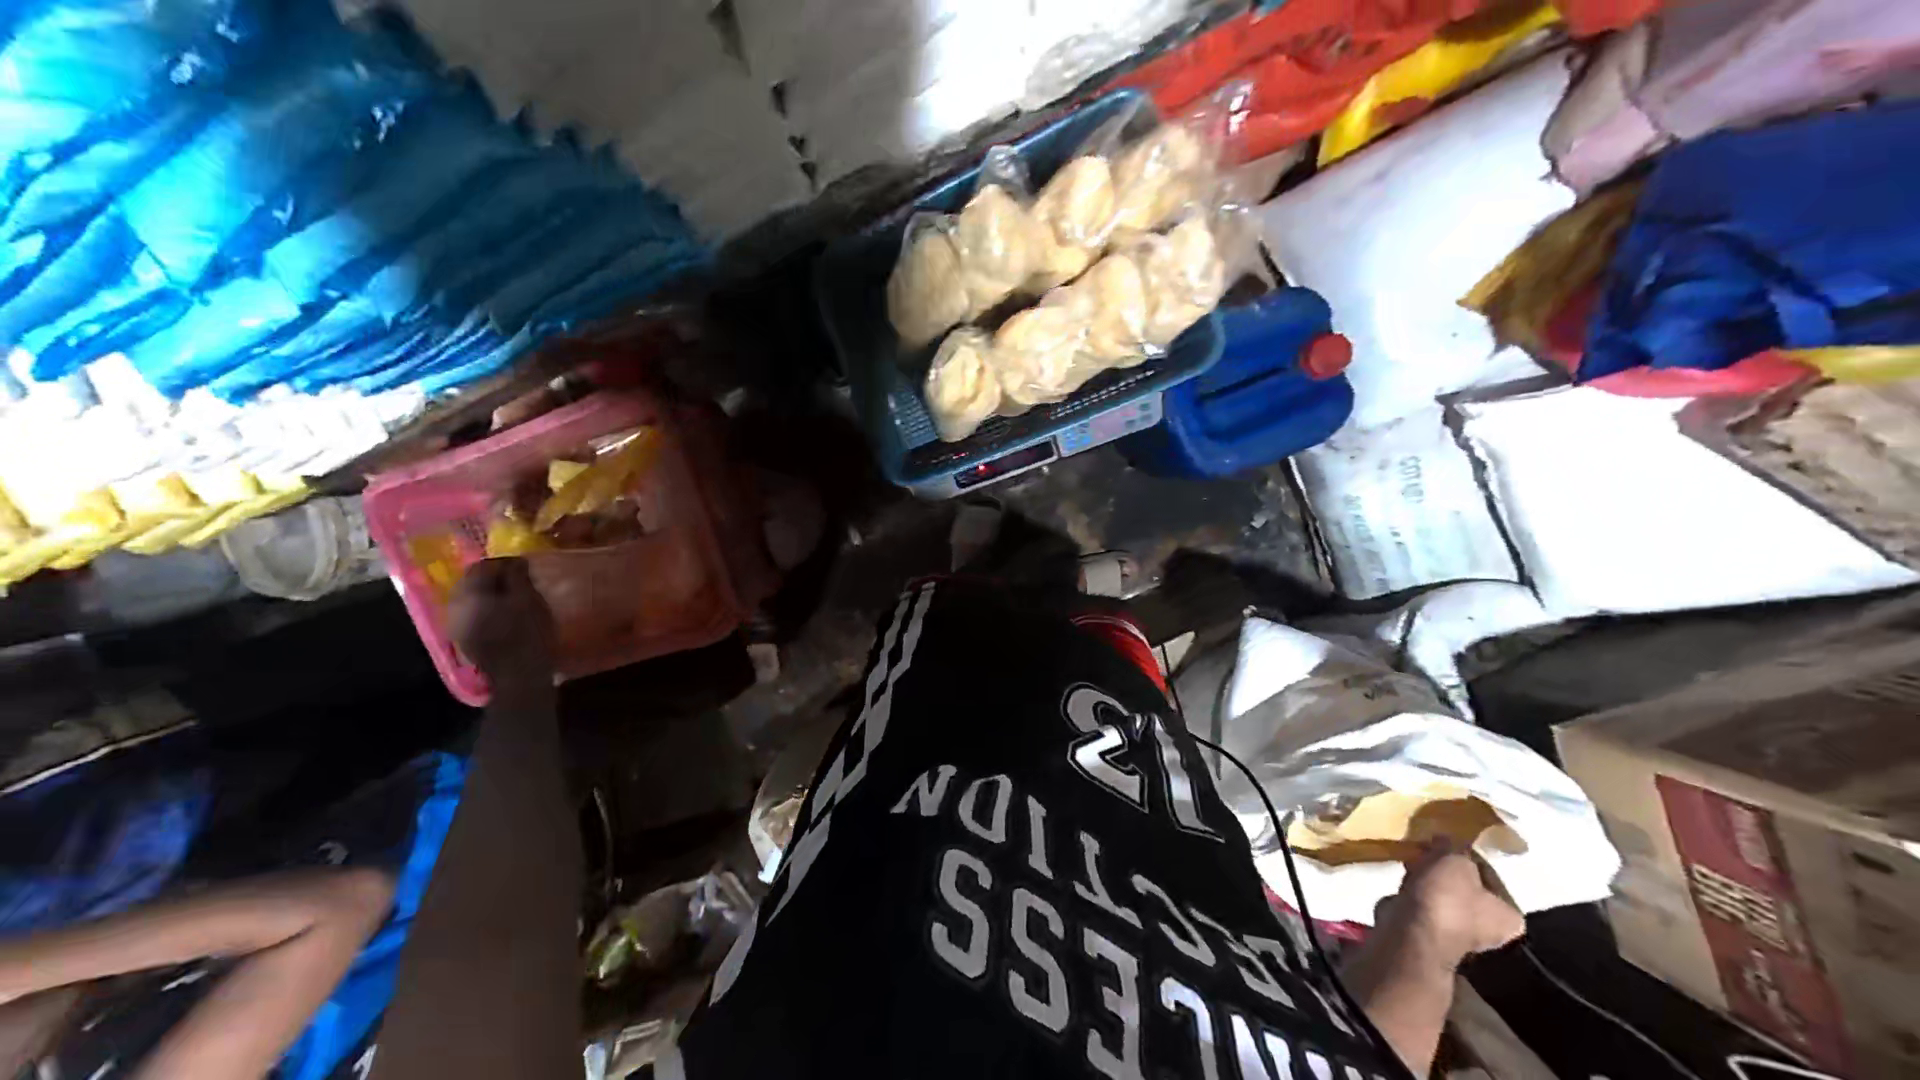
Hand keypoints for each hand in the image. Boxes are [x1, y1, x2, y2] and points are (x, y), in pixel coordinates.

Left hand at [447, 558, 554, 687]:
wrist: (519, 676)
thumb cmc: (528, 634)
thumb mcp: (529, 600)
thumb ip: (517, 576)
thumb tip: (515, 560)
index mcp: (470, 593)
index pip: (482, 566)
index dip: (504, 562)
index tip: (524, 565)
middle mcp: (456, 606)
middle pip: (473, 582)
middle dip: (495, 578)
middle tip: (520, 580)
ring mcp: (458, 625)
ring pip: (472, 599)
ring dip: (491, 594)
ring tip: (514, 597)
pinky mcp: (464, 639)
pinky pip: (473, 614)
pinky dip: (488, 609)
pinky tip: (505, 614)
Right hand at [1377, 845, 1524, 969]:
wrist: (1412, 931)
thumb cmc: (1445, 897)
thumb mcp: (1454, 858)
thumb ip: (1453, 845)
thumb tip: (1445, 839)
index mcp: (1511, 914)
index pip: (1489, 872)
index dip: (1464, 851)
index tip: (1441, 840)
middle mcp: (1493, 928)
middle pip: (1466, 884)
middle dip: (1443, 865)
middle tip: (1424, 849)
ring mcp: (1461, 934)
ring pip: (1443, 893)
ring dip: (1427, 876)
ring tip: (1410, 861)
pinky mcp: (1432, 933)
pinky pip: (1425, 903)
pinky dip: (1414, 890)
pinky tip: (1403, 879)